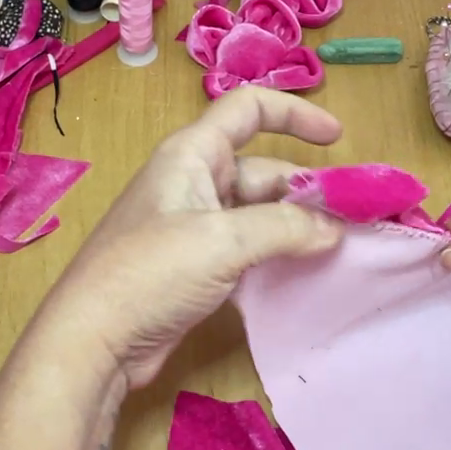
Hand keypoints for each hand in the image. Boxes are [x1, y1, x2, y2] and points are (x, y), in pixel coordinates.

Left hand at [32, 89, 344, 389]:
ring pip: (258, 214)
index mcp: (192, 154)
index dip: (294, 114)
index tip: (338, 139)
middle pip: (262, 170)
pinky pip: (247, 249)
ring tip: (342, 249)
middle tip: (356, 221)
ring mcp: (193, 227)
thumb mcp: (223, 241)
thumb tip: (335, 230)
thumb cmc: (151, 272)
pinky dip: (276, 256)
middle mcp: (193, 182)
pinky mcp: (195, 267)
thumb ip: (286, 227)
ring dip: (296, 227)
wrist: (94, 339)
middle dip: (308, 190)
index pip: (248, 110)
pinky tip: (306, 274)